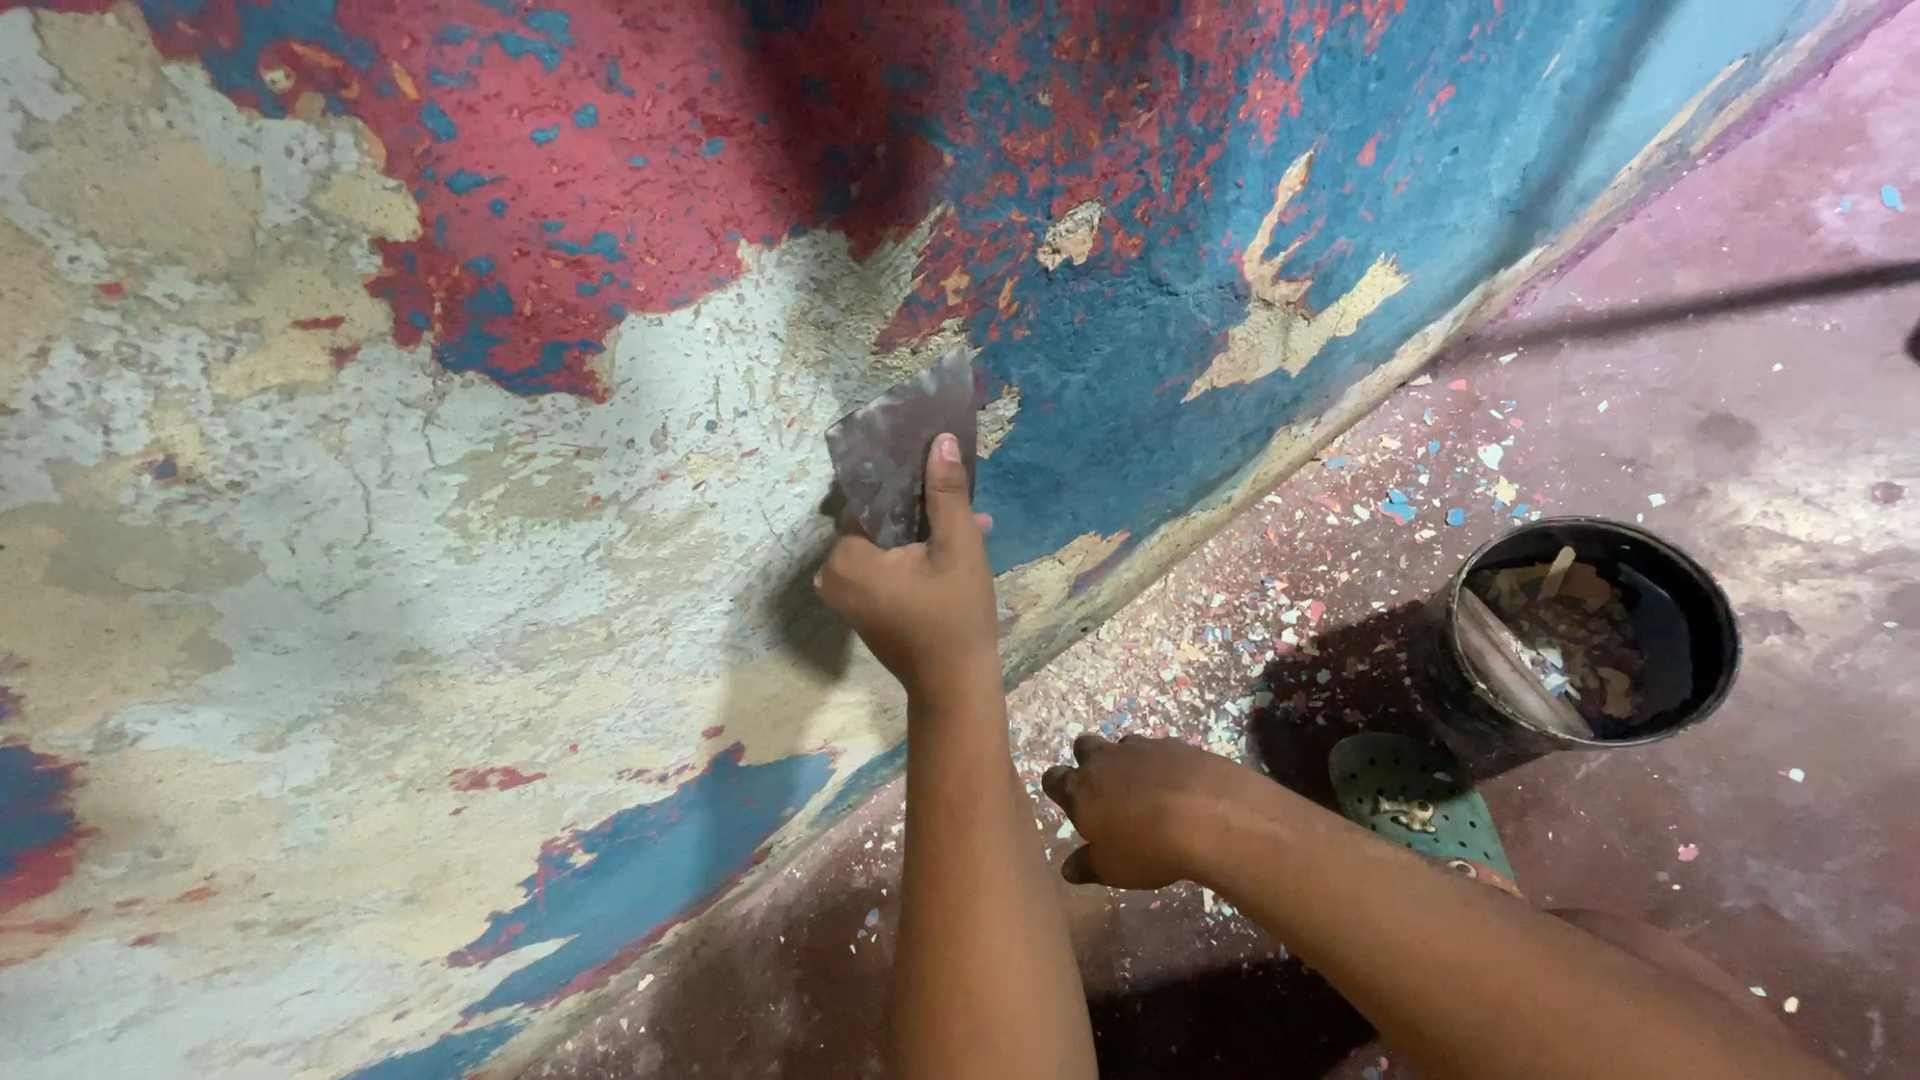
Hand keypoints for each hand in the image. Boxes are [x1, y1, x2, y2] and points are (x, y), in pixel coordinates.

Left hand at [815, 433, 998, 699]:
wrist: (956, 686)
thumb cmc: (955, 617)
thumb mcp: (957, 547)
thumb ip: (946, 493)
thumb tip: (941, 441)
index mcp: (846, 558)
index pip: (868, 498)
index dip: (904, 479)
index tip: (935, 465)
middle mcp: (834, 575)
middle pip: (878, 522)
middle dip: (921, 509)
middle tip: (960, 498)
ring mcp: (847, 596)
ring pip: (887, 545)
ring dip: (924, 533)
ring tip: (971, 524)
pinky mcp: (864, 609)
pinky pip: (886, 568)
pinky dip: (914, 557)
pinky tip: (955, 548)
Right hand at [1042, 734, 1255, 889]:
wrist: (1208, 815)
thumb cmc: (1148, 848)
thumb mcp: (1114, 869)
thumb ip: (1088, 865)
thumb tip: (1068, 869)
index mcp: (1080, 790)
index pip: (1053, 779)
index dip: (1057, 787)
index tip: (1066, 799)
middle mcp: (1104, 761)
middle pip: (1084, 747)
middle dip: (1089, 761)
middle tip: (1105, 789)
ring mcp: (1140, 748)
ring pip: (1122, 745)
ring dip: (1127, 761)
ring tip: (1146, 790)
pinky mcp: (1175, 744)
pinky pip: (1159, 750)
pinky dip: (1162, 765)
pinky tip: (1178, 786)